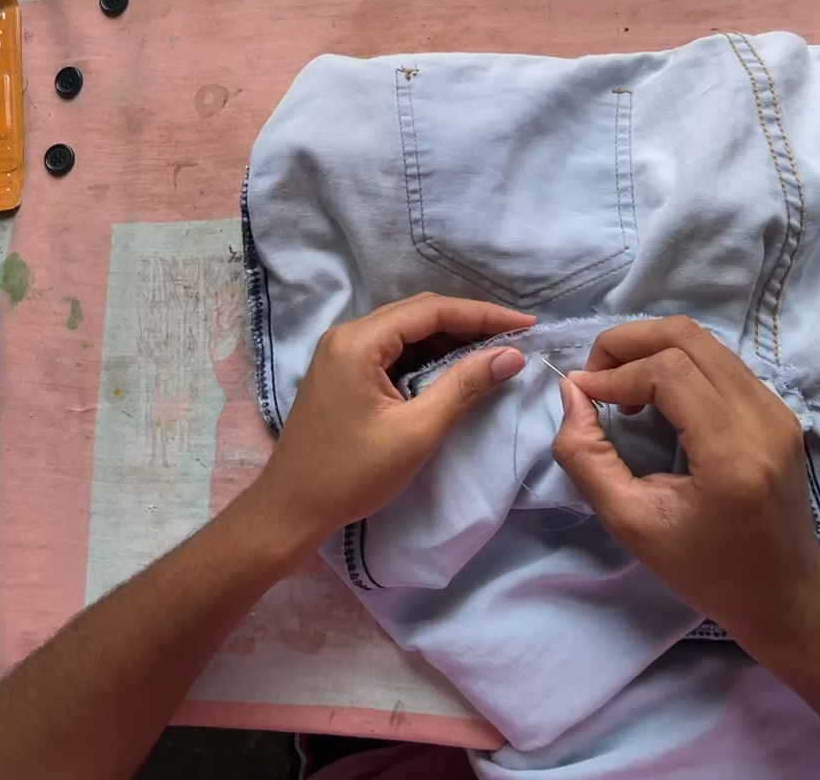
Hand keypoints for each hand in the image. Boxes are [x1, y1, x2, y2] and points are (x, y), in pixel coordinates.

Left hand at [246, 293, 534, 547]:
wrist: (292, 508)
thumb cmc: (352, 474)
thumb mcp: (416, 432)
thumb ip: (463, 387)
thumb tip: (510, 354)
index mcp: (358, 342)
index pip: (430, 311)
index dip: (482, 314)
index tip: (527, 323)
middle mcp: (347, 335)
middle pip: (417, 314)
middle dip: (469, 322)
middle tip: (516, 335)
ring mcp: (341, 352)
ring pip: (406, 331)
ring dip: (449, 338)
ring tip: (495, 348)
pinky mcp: (343, 371)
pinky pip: (392, 350)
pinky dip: (427, 356)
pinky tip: (456, 366)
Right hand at [551, 316, 819, 651]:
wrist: (784, 594)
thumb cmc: (703, 568)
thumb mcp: (627, 521)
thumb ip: (585, 456)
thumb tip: (571, 391)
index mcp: (732, 457)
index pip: (669, 373)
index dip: (615, 374)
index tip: (583, 396)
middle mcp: (763, 420)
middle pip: (686, 337)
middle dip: (626, 344)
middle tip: (596, 378)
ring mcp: (777, 410)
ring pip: (702, 339)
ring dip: (647, 348)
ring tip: (619, 386)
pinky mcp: (777, 408)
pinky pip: (716, 357)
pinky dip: (671, 360)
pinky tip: (652, 395)